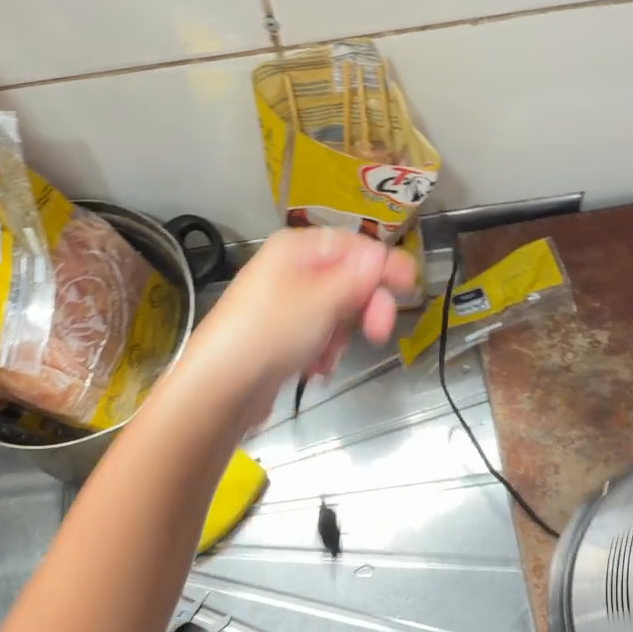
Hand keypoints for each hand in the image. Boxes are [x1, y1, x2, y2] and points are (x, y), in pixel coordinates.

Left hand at [185, 228, 415, 413]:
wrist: (222, 385)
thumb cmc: (271, 333)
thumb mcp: (323, 299)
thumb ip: (358, 278)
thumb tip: (383, 257)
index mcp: (297, 249)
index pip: (354, 246)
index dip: (384, 265)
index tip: (411, 287)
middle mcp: (290, 271)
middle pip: (347, 280)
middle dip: (363, 308)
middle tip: (377, 333)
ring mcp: (284, 305)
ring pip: (336, 313)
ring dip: (341, 337)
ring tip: (326, 356)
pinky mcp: (280, 338)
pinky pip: (317, 337)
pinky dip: (323, 352)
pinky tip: (313, 368)